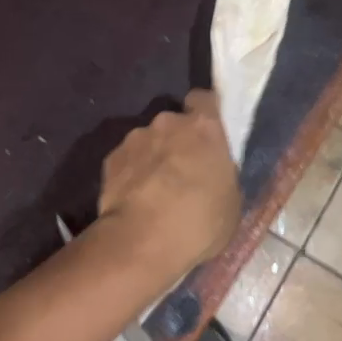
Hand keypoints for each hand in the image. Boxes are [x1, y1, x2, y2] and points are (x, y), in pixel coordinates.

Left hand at [97, 90, 239, 275]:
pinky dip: (130, 173)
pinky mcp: (110, 158)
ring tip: (154, 190)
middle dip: (177, 142)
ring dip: (152, 157)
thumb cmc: (200, 223)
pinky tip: (134, 198)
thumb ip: (221, 174)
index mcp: (203, 128)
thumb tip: (213, 172)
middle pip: (173, 124)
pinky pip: (126, 160)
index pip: (204, 99)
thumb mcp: (231, 202)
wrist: (143, 241)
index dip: (204, 112)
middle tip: (182, 172)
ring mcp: (135, 138)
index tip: (206, 134)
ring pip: (147, 141)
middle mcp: (167, 123)